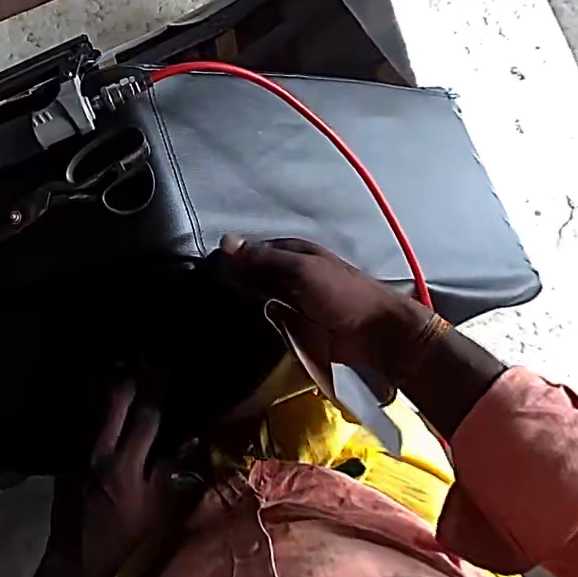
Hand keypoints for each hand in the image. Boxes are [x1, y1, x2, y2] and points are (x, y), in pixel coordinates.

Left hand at [43, 381, 194, 576]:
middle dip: (131, 377)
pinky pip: (77, 416)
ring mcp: (79, 448)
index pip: (145, 417)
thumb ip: (169, 469)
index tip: (164, 370)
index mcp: (127, 466)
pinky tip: (93, 385)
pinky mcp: (65, 451)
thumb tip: (190, 440)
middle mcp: (101, 451)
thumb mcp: (155, 507)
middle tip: (141, 359)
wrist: (76, 556)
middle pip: (116, 401)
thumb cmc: (123, 534)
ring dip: (106, 380)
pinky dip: (87, 398)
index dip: (156, 390)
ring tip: (118, 362)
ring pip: (91, 403)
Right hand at [218, 235, 437, 383]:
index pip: (251, 249)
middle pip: (250, 271)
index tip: (204, 268)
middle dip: (231, 277)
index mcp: (292, 251)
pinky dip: (251, 314)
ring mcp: (289, 297)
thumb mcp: (301, 270)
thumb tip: (224, 241)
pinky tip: (231, 320)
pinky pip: (265, 314)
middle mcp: (287, 271)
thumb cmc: (341, 295)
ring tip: (208, 306)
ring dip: (238, 297)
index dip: (229, 257)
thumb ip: (263, 258)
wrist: (376, 336)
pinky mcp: (292, 322)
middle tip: (201, 290)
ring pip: (255, 292)